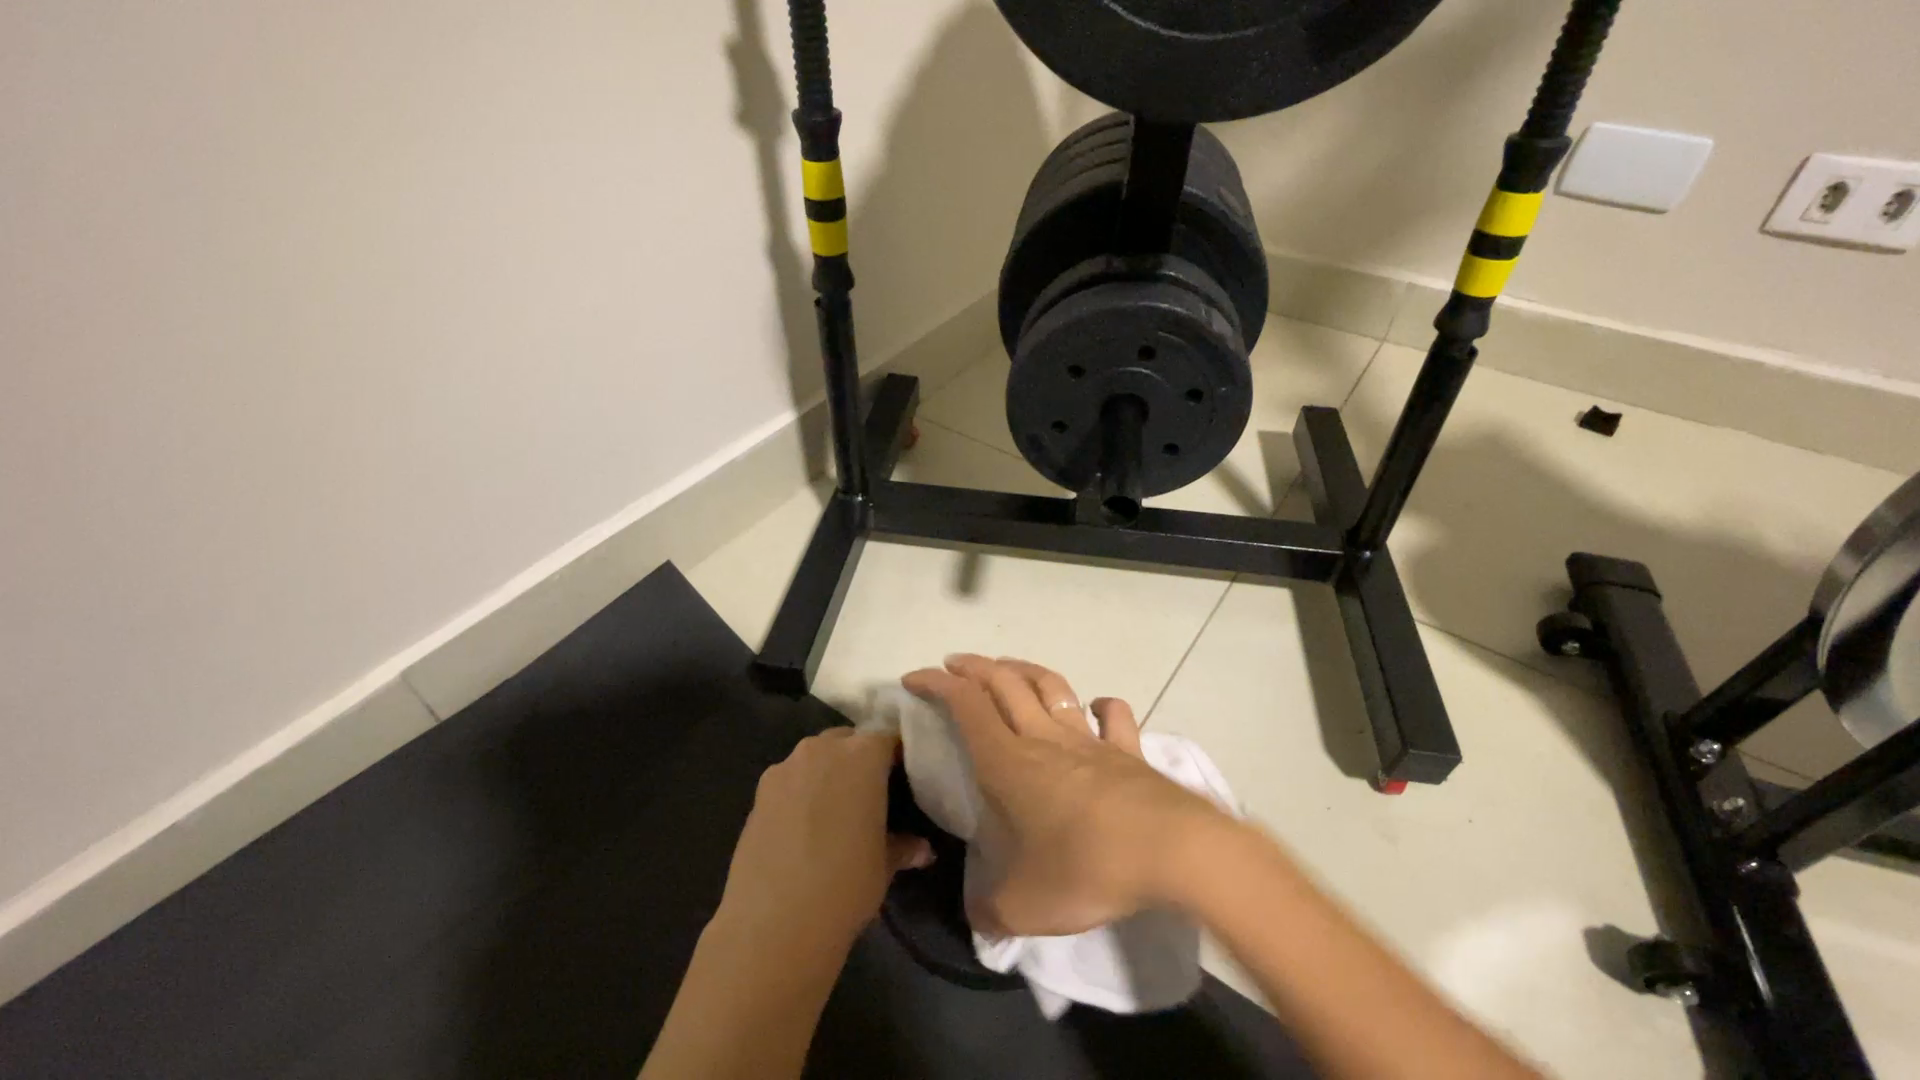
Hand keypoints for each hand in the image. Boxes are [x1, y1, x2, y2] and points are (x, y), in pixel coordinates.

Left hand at [718, 729, 932, 947]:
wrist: (773, 923)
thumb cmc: (845, 885)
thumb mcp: (884, 865)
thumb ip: (902, 846)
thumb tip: (921, 849)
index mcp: (862, 756)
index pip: (889, 739)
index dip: (899, 757)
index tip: (907, 780)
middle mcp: (822, 749)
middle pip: (849, 741)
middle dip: (861, 760)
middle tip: (874, 795)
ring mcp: (785, 768)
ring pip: (815, 758)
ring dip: (828, 774)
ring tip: (837, 812)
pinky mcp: (758, 792)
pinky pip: (790, 780)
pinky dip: (801, 793)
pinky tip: (805, 828)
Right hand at [901, 654, 1232, 937]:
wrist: (1172, 851)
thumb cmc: (1085, 869)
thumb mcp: (1024, 906)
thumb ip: (992, 912)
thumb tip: (980, 919)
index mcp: (1008, 763)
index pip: (965, 705)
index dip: (936, 684)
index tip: (914, 678)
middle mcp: (1045, 739)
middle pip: (1004, 683)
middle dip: (973, 667)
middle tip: (954, 664)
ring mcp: (1090, 741)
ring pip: (1052, 687)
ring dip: (1023, 670)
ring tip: (1007, 669)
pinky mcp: (1129, 752)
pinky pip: (1114, 715)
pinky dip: (1100, 705)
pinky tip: (1095, 707)